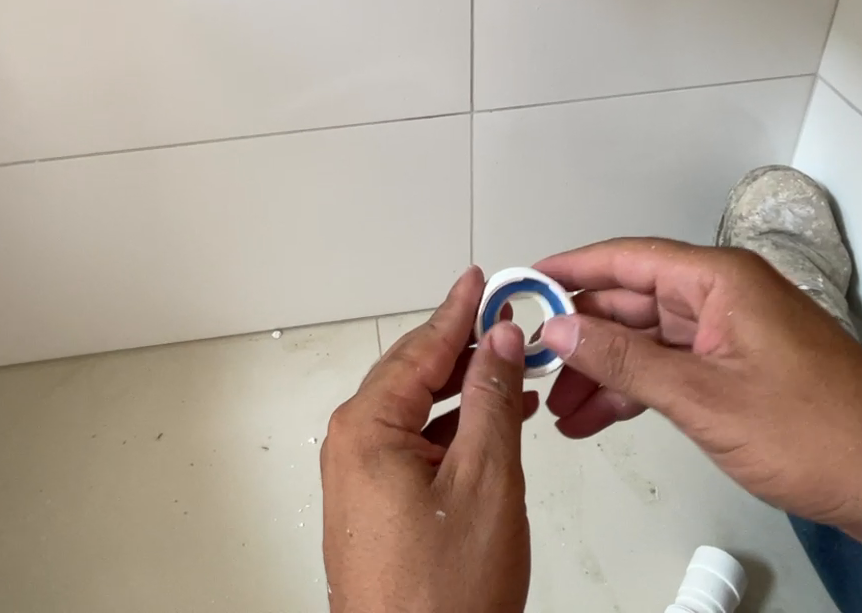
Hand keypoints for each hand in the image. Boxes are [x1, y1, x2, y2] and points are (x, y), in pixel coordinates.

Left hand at [321, 267, 539, 612]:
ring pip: (418, 406)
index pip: (422, 347)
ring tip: (508, 365)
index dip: (459, 309)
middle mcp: (353, 442)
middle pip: (415, 371)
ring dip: (464, 385)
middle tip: (502, 317)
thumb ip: (492, 398)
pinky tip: (490, 419)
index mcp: (367, 427)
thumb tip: (499, 340)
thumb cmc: (441, 597)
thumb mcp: (485, 480)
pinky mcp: (376, 499)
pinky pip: (416, 439)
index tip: (480, 280)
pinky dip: (454, 424)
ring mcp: (361, 473)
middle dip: (463, 344)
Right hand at [535, 240, 861, 530]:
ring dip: (602, 372)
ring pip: (646, 341)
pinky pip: (669, 369)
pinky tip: (596, 419)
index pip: (626, 259)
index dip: (570, 269)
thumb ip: (623, 360)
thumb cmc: (813, 433)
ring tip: (558, 409)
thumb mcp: (703, 398)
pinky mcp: (737, 372)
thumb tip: (555, 329)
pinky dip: (635, 392)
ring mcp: (729, 336)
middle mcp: (720, 297)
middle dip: (581, 335)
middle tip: (529, 360)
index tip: (523, 283)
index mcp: (717, 280)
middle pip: (631, 302)